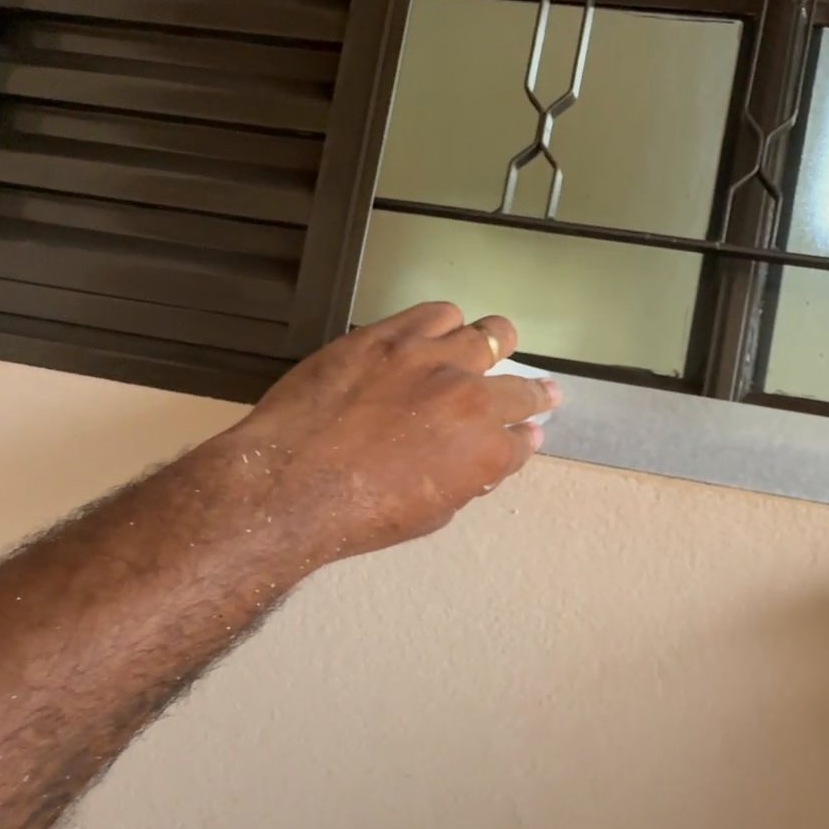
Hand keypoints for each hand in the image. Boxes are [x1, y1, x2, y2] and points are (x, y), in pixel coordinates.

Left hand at [221, 303, 558, 562]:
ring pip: (488, 333)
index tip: (527, 433)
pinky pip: (436, 313)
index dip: (526, 438)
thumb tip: (493, 458)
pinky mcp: (390, 336)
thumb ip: (470, 478)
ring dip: (494, 346)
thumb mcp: (431, 513)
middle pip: (521, 388)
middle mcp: (472, 398)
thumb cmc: (360, 515)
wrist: (288, 484)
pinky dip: (445, 324)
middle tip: (541, 391)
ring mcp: (431, 359)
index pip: (523, 441)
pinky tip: (439, 331)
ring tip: (490, 346)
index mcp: (486, 452)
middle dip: (535, 394)